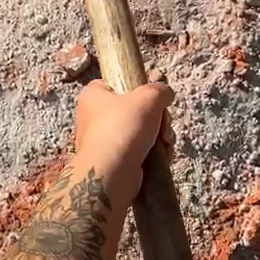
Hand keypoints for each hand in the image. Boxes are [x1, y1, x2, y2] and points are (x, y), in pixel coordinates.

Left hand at [72, 80, 172, 202]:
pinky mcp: (115, 160)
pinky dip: (154, 153)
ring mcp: (105, 140)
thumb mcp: (148, 97)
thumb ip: (160, 90)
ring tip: (163, 143)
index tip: (153, 100)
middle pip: (137, 110)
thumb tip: (166, 95)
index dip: (140, 90)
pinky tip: (161, 157)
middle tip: (162, 126)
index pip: (119, 84)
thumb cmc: (123, 129)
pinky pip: (141, 151)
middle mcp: (95, 117)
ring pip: (143, 132)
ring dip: (160, 137)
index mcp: (94, 95)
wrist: (111, 175)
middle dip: (158, 119)